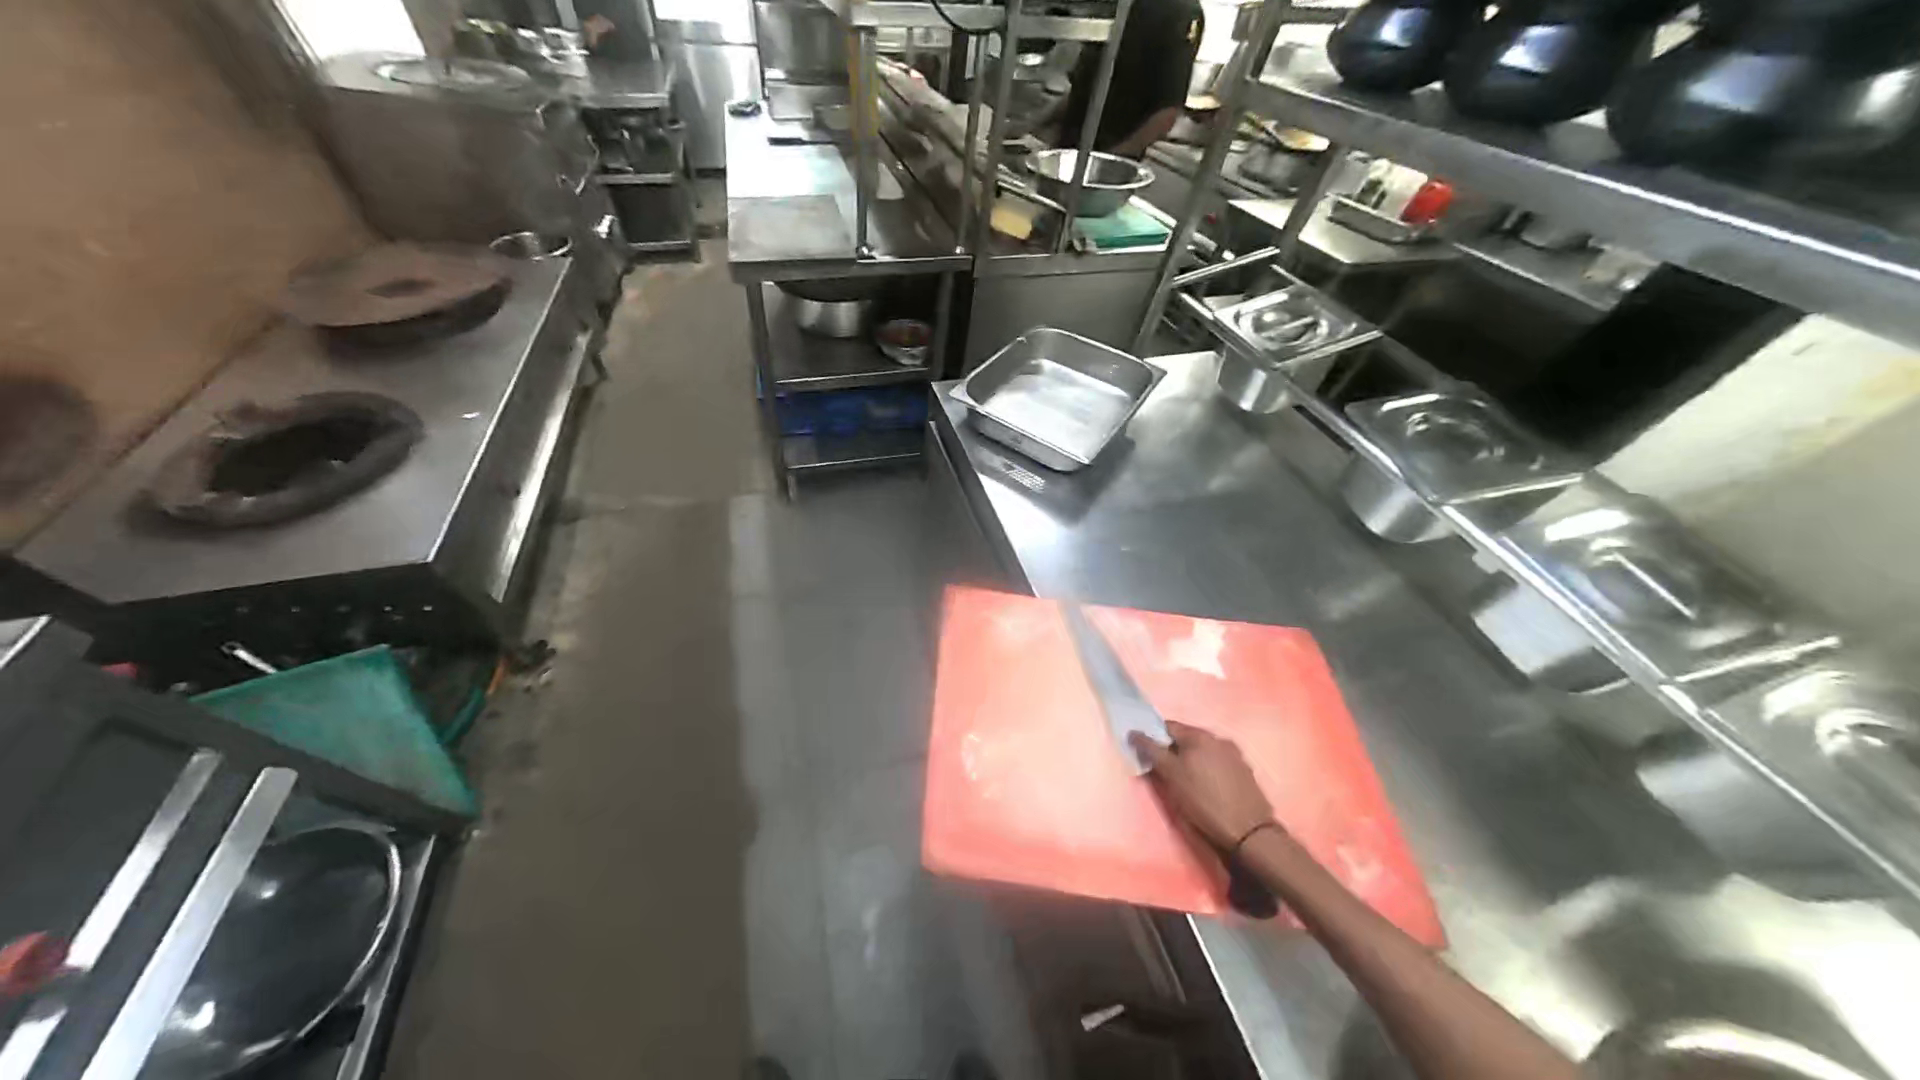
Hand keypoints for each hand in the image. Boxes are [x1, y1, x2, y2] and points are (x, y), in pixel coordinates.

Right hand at [1131, 720, 1276, 849]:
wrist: (1248, 832)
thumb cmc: (1204, 800)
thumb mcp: (1171, 776)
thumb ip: (1151, 751)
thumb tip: (1133, 732)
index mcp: (1200, 735)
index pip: (1167, 726)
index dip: (1153, 738)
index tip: (1146, 755)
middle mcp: (1219, 738)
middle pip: (1187, 738)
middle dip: (1173, 750)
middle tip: (1164, 771)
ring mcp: (1235, 755)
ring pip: (1203, 751)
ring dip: (1191, 760)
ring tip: (1185, 781)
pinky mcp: (1245, 772)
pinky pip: (1218, 763)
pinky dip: (1207, 770)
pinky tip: (1207, 787)